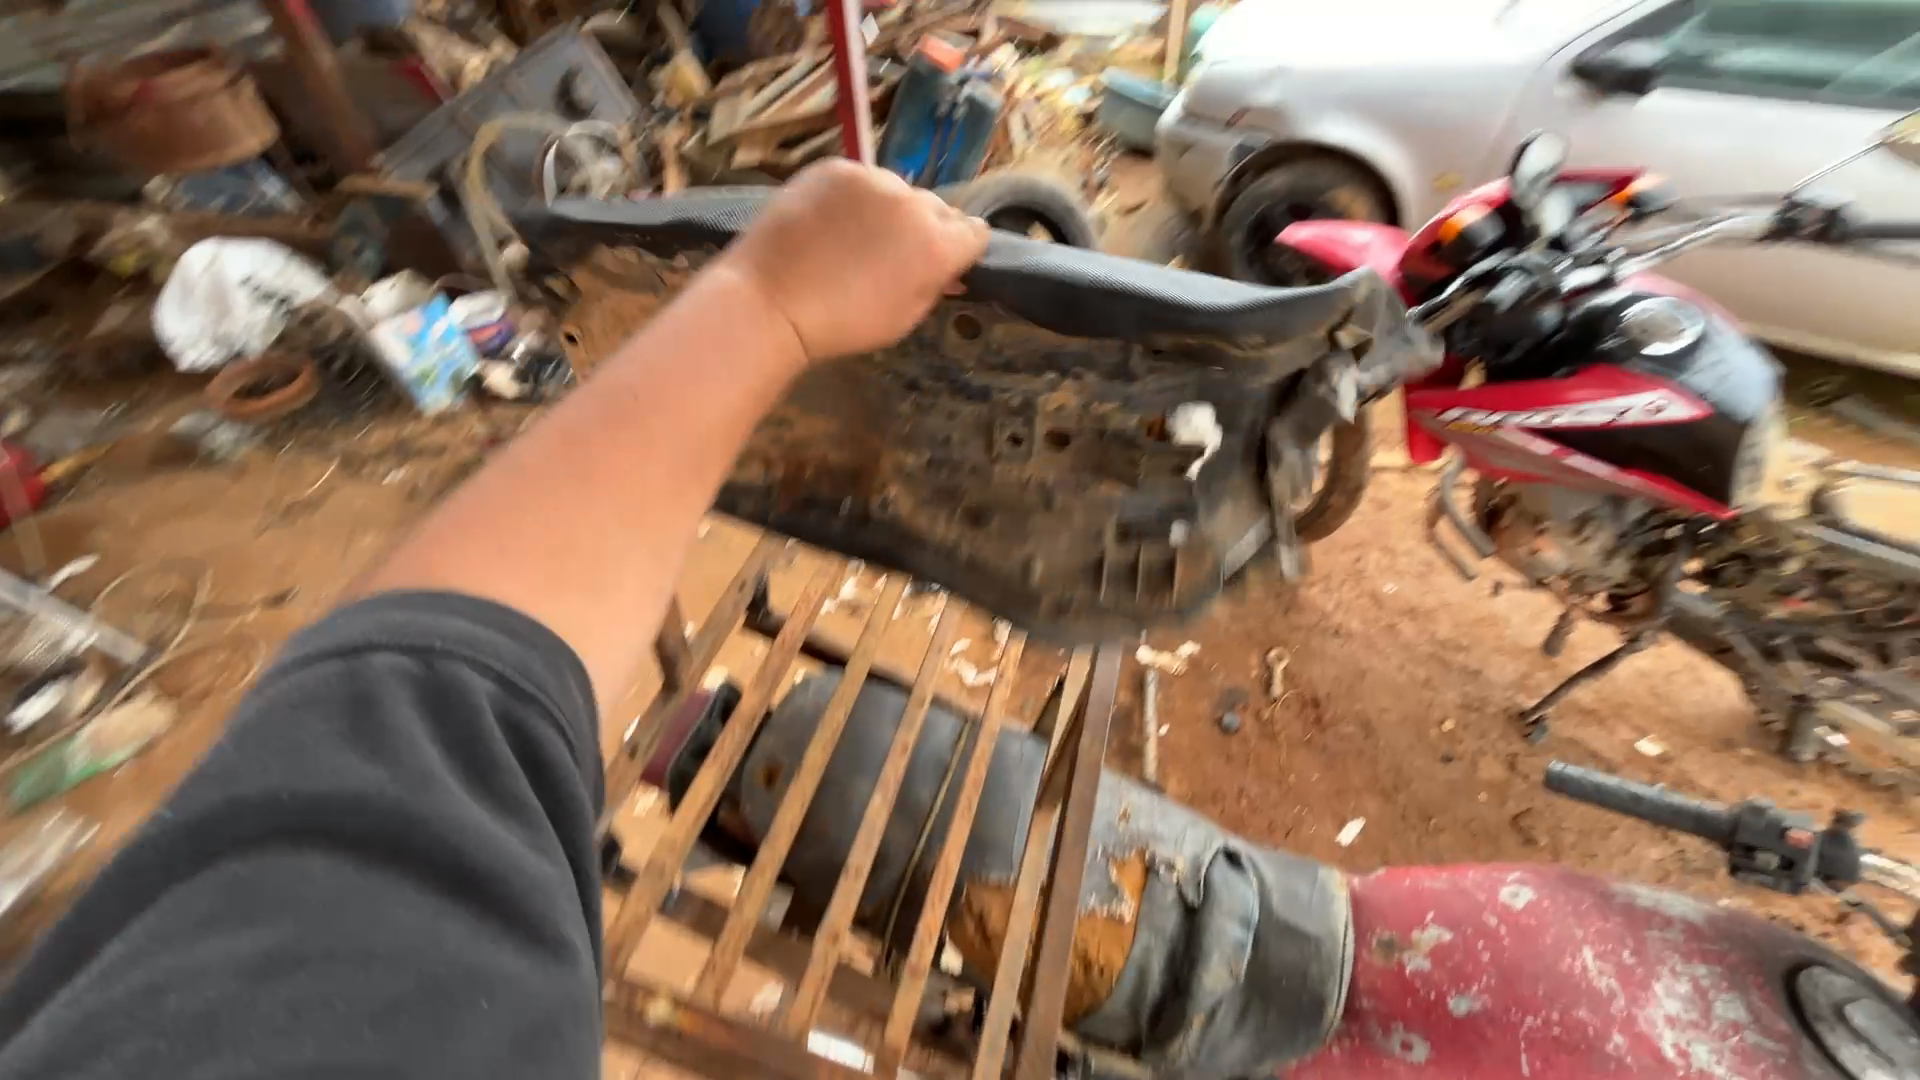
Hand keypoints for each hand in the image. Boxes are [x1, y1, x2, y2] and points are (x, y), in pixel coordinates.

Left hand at [713, 159, 990, 364]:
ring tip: (855, 239)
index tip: (941, 263)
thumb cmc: (844, 324)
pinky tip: (831, 223)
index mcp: (939, 247)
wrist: (774, 302)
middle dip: (926, 229)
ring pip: (899, 191)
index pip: (975, 232)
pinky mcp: (838, 167)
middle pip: (938, 209)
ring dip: (890, 210)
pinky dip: (855, 197)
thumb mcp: (904, 318)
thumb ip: (936, 286)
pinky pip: (861, 180)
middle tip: (893, 255)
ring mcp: (875, 180)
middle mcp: (915, 205)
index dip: (961, 249)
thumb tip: (952, 271)